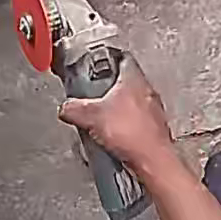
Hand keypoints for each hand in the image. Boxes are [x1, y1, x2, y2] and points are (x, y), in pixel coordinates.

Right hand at [57, 55, 177, 175]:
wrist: (152, 160)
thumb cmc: (131, 134)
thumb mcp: (90, 116)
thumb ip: (73, 108)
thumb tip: (65, 108)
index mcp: (134, 80)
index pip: (123, 58)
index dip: (109, 59)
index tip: (100, 64)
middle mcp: (147, 93)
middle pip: (126, 82)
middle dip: (110, 90)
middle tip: (96, 96)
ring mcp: (153, 112)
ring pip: (133, 103)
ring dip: (119, 110)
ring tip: (104, 121)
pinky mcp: (155, 130)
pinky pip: (137, 123)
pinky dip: (126, 128)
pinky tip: (115, 138)